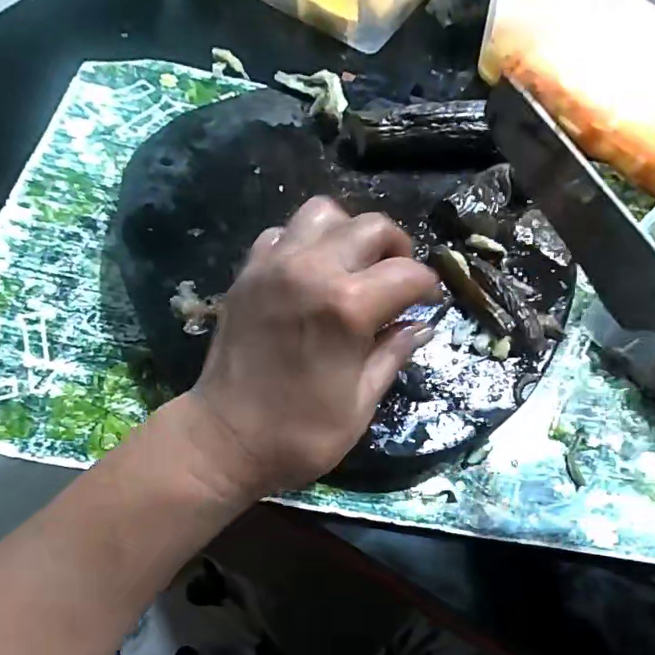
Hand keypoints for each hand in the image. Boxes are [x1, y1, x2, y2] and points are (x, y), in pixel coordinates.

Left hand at [173, 197, 438, 498]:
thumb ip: (393, 353)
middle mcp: (312, 270)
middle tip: (399, 282)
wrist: (224, 441)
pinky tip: (313, 275)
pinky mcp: (249, 272)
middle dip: (398, 250)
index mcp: (347, 307)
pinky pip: (285, 232)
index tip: (430, 303)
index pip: (408, 273)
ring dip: (351, 235)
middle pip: (373, 227)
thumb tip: (420, 326)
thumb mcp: (362, 402)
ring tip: (356, 268)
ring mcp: (274, 265)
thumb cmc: (301, 433)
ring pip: (325, 213)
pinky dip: (307, 243)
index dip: (429, 287)